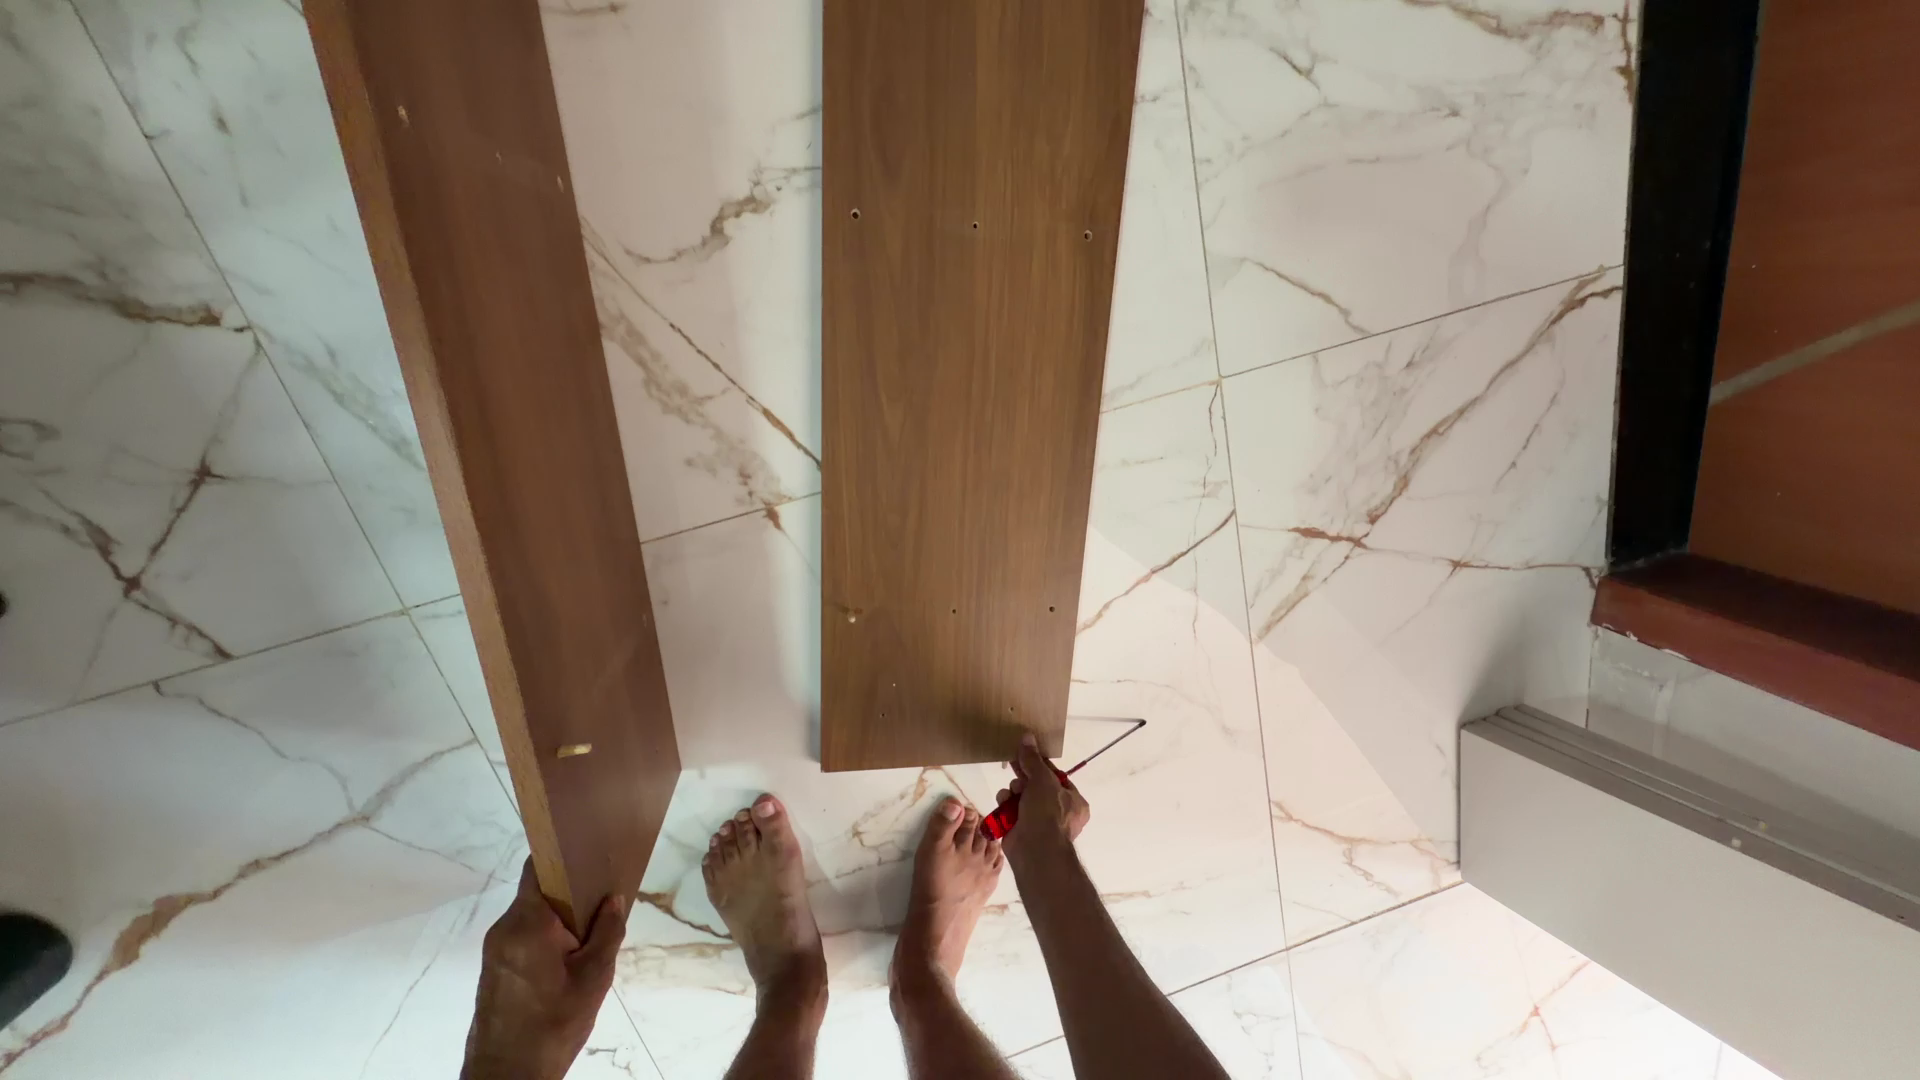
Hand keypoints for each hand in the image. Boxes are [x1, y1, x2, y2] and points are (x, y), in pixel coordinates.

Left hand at [462, 859, 626, 1079]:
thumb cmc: (553, 1025)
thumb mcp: (595, 977)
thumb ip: (607, 931)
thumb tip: (613, 898)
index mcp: (526, 925)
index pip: (538, 867)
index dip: (562, 851)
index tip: (591, 845)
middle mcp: (504, 930)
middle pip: (539, 890)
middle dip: (572, 887)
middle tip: (606, 888)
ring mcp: (496, 951)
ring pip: (534, 914)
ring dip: (562, 914)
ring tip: (596, 921)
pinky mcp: (496, 970)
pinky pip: (525, 935)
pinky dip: (549, 933)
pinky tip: (574, 950)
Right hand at [995, 735, 1090, 854]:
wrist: (1035, 850)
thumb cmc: (1048, 812)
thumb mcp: (1043, 780)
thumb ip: (1033, 759)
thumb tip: (1027, 736)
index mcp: (1074, 801)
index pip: (1055, 776)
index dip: (1039, 764)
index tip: (1025, 753)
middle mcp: (1059, 812)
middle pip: (1036, 785)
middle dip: (1023, 778)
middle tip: (1013, 767)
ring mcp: (1039, 823)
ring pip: (1021, 796)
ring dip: (1013, 792)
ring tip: (1011, 794)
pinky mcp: (1020, 830)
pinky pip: (1011, 810)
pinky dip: (1006, 805)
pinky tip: (1003, 804)